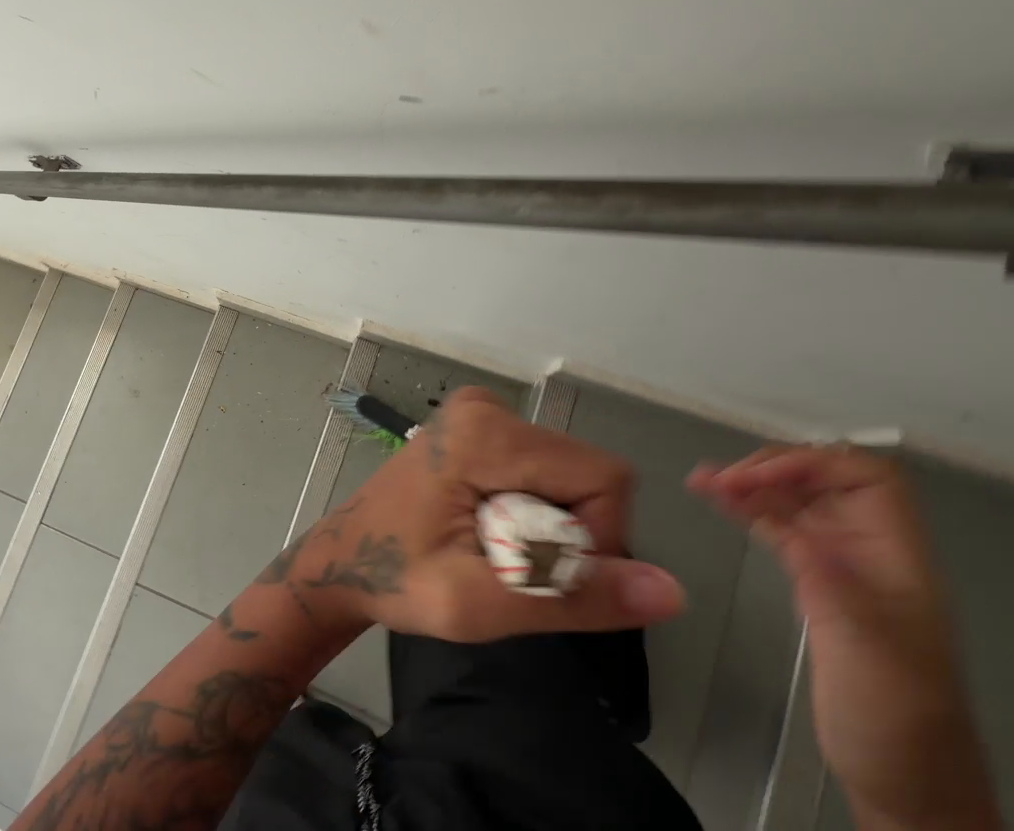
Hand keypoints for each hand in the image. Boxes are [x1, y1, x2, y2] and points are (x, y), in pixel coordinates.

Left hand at [267, 387, 684, 644]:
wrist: (341, 563)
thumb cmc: (394, 581)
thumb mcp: (478, 604)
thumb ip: (571, 596)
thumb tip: (672, 590)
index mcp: (486, 433)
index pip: (604, 480)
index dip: (595, 539)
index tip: (539, 573)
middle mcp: (488, 408)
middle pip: (589, 477)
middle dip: (568, 536)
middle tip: (504, 565)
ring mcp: (481, 414)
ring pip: (571, 479)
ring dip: (550, 528)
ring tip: (490, 551)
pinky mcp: (479, 430)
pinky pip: (546, 474)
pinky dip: (532, 514)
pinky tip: (486, 533)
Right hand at [690, 447, 1001, 830]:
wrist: (906, 781)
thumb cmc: (898, 720)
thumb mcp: (868, 653)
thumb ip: (832, 587)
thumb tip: (793, 530)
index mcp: (898, 560)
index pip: (866, 479)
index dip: (810, 463)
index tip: (753, 477)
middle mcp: (871, 554)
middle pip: (826, 482)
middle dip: (773, 468)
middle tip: (719, 478)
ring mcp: (842, 570)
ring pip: (796, 504)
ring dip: (751, 485)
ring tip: (703, 478)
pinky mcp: (815, 587)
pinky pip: (780, 532)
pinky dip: (747, 512)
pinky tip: (718, 503)